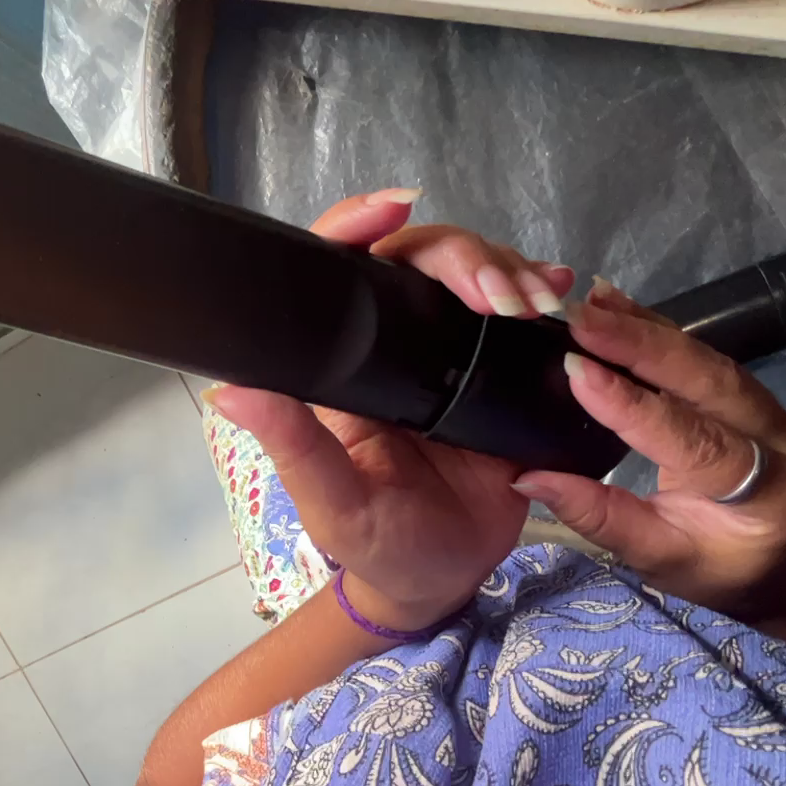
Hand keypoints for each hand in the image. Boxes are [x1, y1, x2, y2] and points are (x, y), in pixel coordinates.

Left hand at [203, 190, 573, 629]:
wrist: (447, 577)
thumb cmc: (379, 546)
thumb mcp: (333, 505)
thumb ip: (295, 449)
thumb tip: (229, 391)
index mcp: (341, 373)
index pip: (336, 278)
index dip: (353, 228)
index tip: (391, 208)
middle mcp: (391, 352)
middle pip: (414, 260)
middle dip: (459, 256)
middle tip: (498, 297)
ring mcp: (446, 358)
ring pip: (467, 277)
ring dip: (504, 271)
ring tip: (535, 302)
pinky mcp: (493, 374)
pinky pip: (513, 319)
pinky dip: (537, 293)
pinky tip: (556, 296)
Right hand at [510, 280, 785, 619]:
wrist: (778, 576)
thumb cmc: (714, 575)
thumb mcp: (652, 557)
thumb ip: (596, 515)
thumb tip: (527, 478)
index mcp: (770, 499)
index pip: (697, 442)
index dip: (634, 405)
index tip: (577, 370)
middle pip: (714, 381)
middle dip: (642, 344)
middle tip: (582, 317)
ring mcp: (785, 417)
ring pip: (713, 362)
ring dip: (649, 330)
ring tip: (594, 303)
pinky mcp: (767, 402)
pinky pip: (712, 361)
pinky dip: (663, 335)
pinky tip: (622, 310)